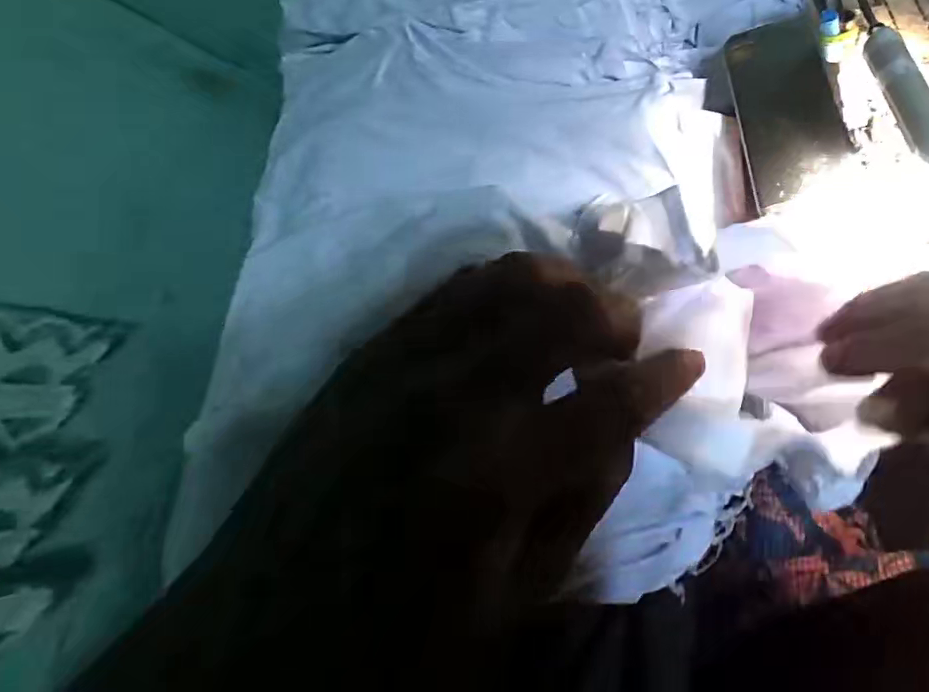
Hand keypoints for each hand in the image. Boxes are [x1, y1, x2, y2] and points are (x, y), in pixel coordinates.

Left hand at [133, 253, 701, 685]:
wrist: (241, 653)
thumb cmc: (395, 646)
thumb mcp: (518, 599)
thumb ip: (587, 496)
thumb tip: (625, 419)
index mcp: (495, 477)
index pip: (611, 399)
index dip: (664, 376)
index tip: (688, 363)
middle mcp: (452, 399)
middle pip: (567, 309)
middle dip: (618, 316)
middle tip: (625, 345)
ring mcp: (402, 364)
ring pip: (512, 274)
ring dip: (565, 287)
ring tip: (576, 320)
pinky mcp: (368, 353)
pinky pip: (456, 286)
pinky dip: (506, 289)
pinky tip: (517, 320)